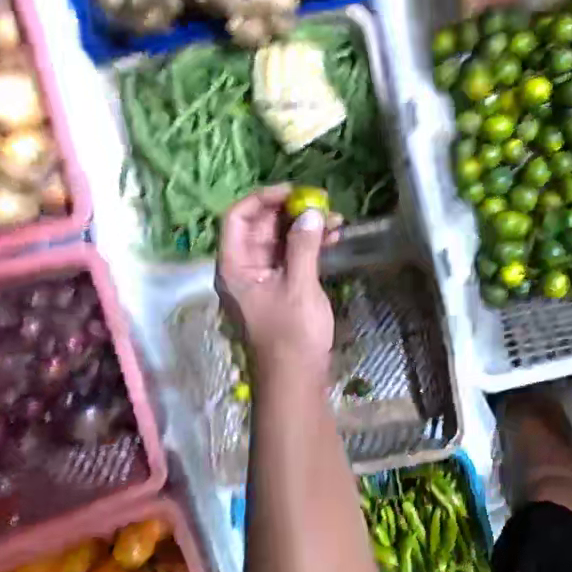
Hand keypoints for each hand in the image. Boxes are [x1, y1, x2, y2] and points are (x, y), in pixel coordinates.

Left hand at [216, 186, 340, 368]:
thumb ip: (303, 246)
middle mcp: (244, 269)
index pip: (237, 218)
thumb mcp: (299, 286)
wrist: (295, 380)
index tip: (294, 191)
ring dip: (304, 228)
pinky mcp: (282, 290)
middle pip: (260, 227)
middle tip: (322, 203)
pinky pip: (291, 257)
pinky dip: (309, 246)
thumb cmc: (291, 335)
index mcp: (234, 267)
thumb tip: (311, 213)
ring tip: (336, 221)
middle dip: (290, 212)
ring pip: (279, 241)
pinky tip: (333, 239)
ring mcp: (263, 280)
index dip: (262, 199)